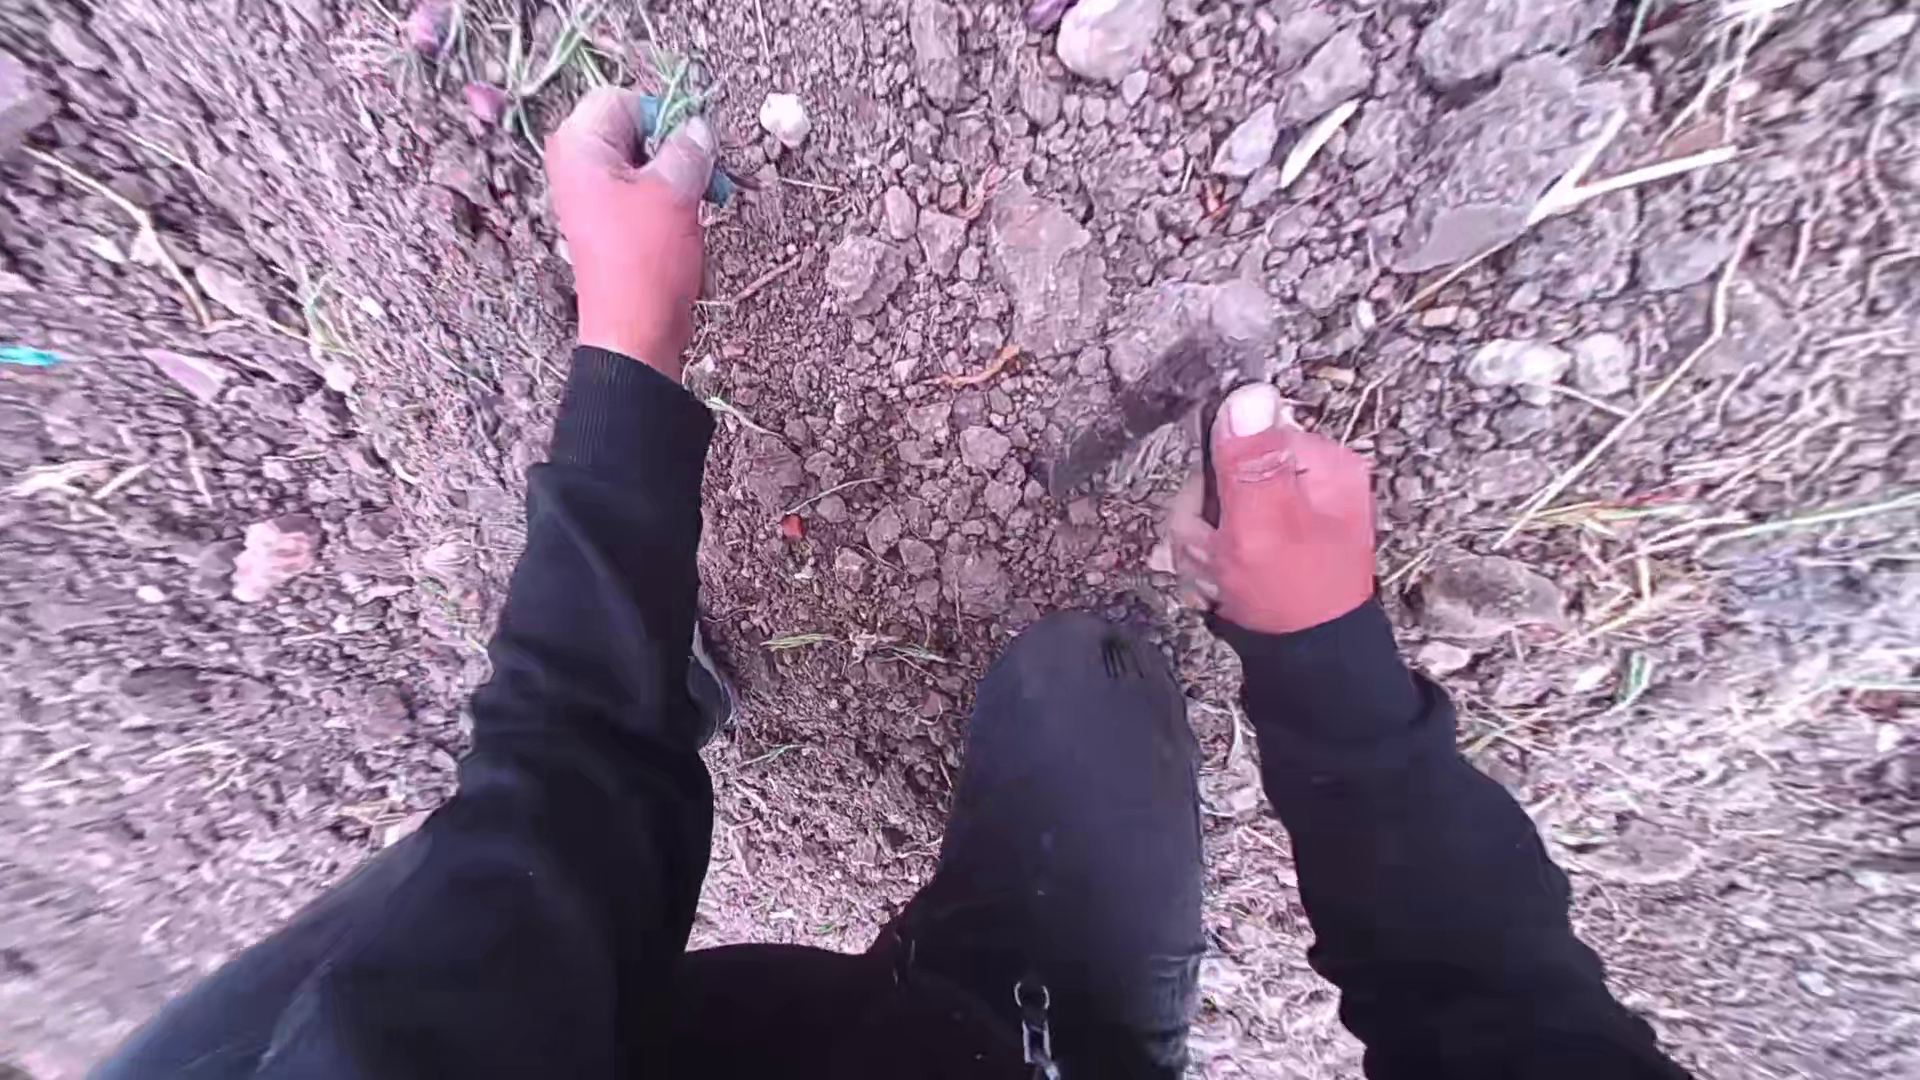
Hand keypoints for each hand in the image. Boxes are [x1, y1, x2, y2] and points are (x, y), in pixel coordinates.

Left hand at [545, 87, 714, 378]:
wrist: (638, 331)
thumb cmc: (647, 262)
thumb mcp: (674, 195)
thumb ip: (688, 152)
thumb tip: (700, 129)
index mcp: (580, 147)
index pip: (623, 102)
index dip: (666, 118)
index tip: (700, 147)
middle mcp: (581, 170)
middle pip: (637, 137)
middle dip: (679, 155)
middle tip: (710, 181)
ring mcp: (598, 204)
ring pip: (648, 173)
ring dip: (683, 187)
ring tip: (704, 209)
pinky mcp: (618, 233)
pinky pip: (649, 205)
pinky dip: (675, 211)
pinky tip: (691, 231)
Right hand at [1168, 383, 1376, 633]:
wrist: (1301, 660)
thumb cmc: (1290, 597)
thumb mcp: (1265, 526)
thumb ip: (1251, 463)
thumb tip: (1247, 394)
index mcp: (1317, 465)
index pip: (1235, 438)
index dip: (1211, 481)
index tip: (1217, 520)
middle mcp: (1300, 481)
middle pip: (1214, 474)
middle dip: (1201, 521)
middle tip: (1219, 555)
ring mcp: (1280, 509)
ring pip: (1205, 507)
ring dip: (1199, 545)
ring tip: (1220, 573)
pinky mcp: (1262, 533)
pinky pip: (1211, 531)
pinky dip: (1206, 558)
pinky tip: (1221, 579)